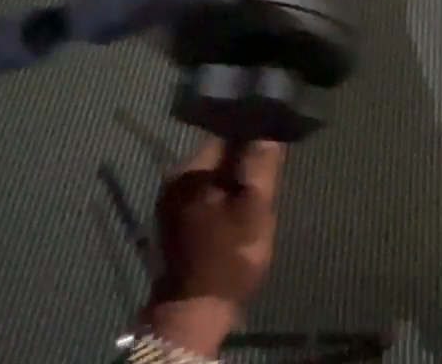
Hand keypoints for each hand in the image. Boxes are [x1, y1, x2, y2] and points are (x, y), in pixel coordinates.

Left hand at [140, 139, 284, 356]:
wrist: (193, 311)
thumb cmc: (228, 256)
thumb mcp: (254, 208)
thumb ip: (261, 165)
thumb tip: (267, 128)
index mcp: (191, 169)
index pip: (226, 134)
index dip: (252, 136)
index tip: (272, 144)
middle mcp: (174, 179)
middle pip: (217, 156)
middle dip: (241, 162)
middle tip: (266, 176)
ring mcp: (169, 203)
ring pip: (210, 178)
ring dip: (230, 182)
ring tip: (252, 194)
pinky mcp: (171, 224)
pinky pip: (202, 197)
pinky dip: (218, 199)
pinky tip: (233, 211)